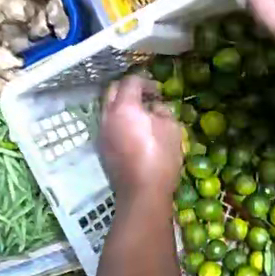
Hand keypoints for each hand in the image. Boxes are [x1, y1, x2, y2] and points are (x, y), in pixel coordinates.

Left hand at [98, 75, 182, 207]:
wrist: (142, 193)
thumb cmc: (161, 159)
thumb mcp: (172, 130)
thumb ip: (163, 112)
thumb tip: (155, 108)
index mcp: (124, 107)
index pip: (131, 82)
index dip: (146, 81)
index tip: (158, 91)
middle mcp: (107, 116)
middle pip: (112, 91)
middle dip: (128, 89)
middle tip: (146, 97)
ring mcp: (101, 133)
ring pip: (107, 109)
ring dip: (122, 106)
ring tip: (141, 116)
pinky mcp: (102, 149)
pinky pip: (108, 126)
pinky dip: (119, 122)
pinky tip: (134, 133)